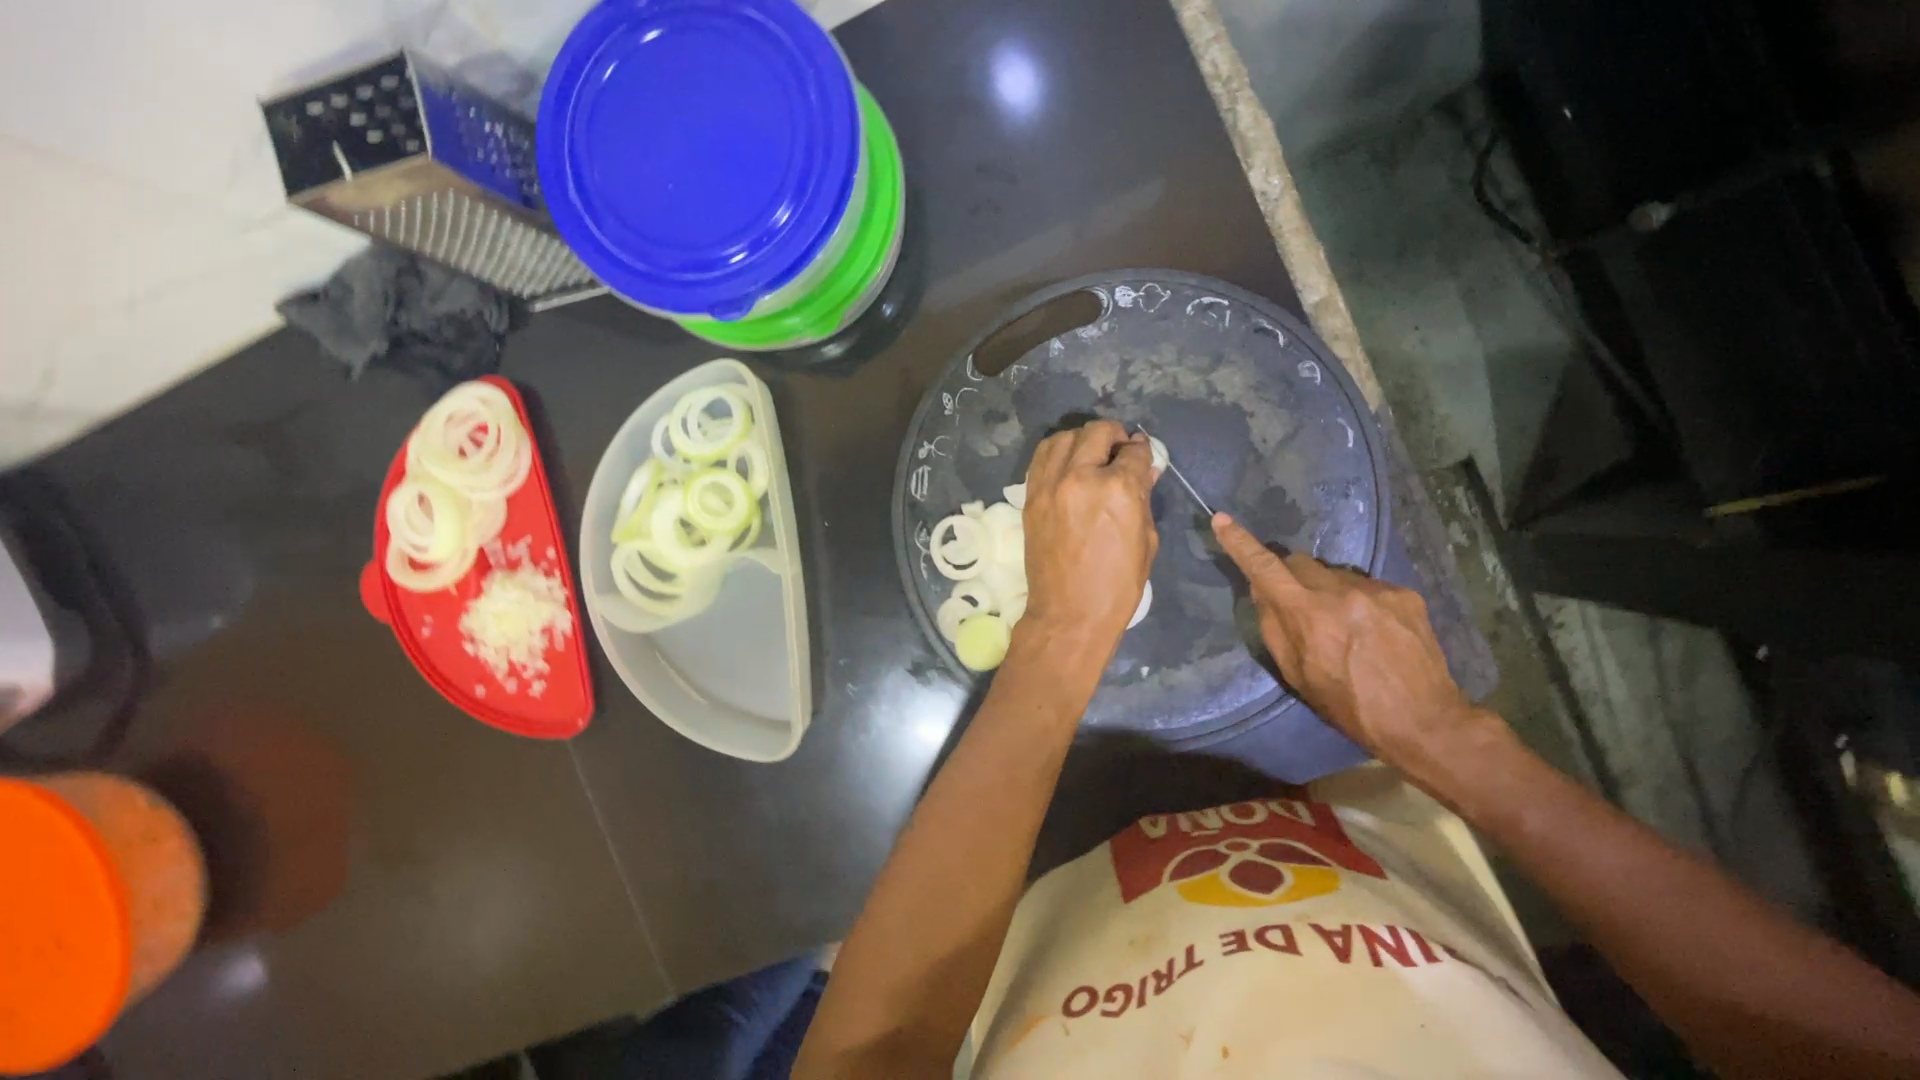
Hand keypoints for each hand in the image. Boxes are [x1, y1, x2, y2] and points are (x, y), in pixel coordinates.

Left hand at [1020, 420, 1157, 648]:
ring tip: (1091, 454)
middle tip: (1119, 450)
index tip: (1142, 456)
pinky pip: (1041, 458)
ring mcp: (1050, 486)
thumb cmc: (1118, 585)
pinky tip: (1067, 464)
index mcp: (1118, 490)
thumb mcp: (1146, 540)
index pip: (1133, 451)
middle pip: (1097, 432)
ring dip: (1082, 440)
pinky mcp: (1030, 497)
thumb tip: (1144, 471)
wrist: (1069, 613)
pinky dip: (1057, 453)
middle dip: (1113, 436)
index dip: (1142, 452)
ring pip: (1064, 438)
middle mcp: (1081, 477)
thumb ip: (1143, 498)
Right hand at [1211, 512, 1502, 777]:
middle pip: (1300, 563)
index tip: (1222, 520)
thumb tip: (1262, 592)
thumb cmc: (1350, 706)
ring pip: (1335, 574)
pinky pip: (1368, 586)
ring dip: (1329, 591)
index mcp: (1308, 616)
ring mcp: (1376, 590)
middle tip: (1299, 607)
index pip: (1265, 568)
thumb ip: (1275, 628)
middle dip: (1292, 578)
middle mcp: (1341, 592)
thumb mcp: (1297, 676)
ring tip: (1346, 628)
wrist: (1423, 720)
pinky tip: (1374, 631)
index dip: (1240, 544)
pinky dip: (1360, 602)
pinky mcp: (1404, 593)